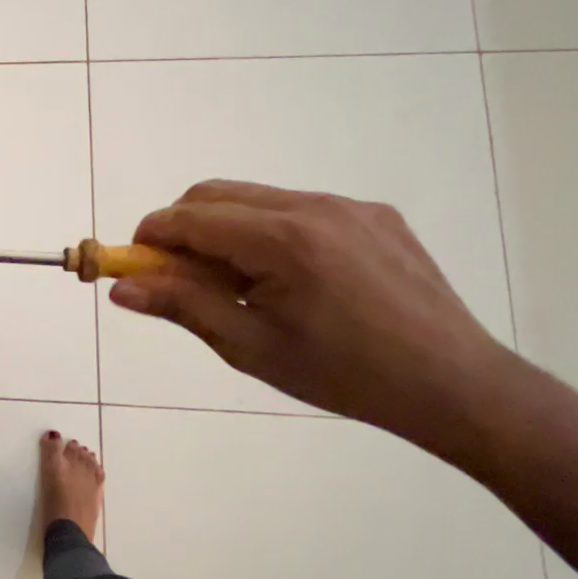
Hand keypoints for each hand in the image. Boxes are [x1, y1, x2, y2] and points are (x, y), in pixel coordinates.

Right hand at [108, 180, 511, 431]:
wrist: (456, 385)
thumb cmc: (342, 373)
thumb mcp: (249, 346)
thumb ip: (182, 306)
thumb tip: (121, 288)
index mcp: (282, 241)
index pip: (189, 217)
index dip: (150, 237)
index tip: (136, 267)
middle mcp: (314, 207)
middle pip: (215, 193)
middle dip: (181, 226)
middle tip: (180, 276)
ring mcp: (350, 206)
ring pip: (255, 198)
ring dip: (224, 229)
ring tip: (239, 284)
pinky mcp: (376, 215)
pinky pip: (298, 208)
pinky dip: (269, 231)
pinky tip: (290, 279)